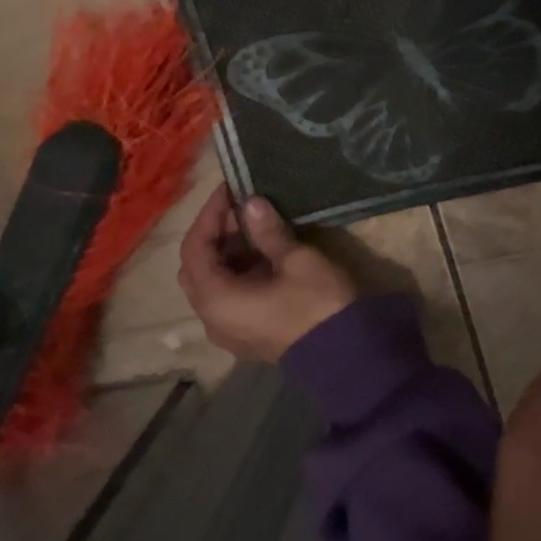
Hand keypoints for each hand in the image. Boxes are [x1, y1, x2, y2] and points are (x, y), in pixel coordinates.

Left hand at [178, 185, 356, 361]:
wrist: (346, 351)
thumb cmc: (318, 302)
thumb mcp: (297, 260)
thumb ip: (267, 232)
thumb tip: (251, 203)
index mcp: (216, 299)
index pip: (194, 248)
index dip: (209, 215)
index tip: (230, 189)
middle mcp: (211, 319)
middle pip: (197, 269)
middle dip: (215, 234)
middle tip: (241, 209)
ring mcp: (229, 332)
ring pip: (213, 285)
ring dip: (227, 254)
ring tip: (254, 228)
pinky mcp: (248, 336)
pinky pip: (229, 299)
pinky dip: (237, 274)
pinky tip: (263, 257)